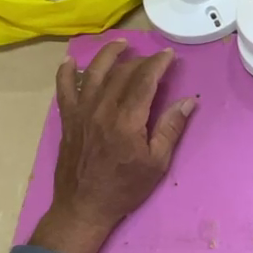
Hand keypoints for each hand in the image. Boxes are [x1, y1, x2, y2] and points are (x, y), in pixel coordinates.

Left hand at [28, 41, 197, 252]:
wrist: (83, 208)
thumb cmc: (124, 188)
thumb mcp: (157, 163)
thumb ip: (171, 128)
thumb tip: (188, 101)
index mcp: (127, 121)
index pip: (145, 81)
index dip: (158, 64)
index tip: (169, 55)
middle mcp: (102, 111)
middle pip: (122, 73)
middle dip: (141, 60)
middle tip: (155, 59)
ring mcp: (81, 113)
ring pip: (94, 74)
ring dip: (108, 55)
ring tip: (121, 44)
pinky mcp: (68, 120)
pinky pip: (64, 90)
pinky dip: (66, 73)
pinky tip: (71, 61)